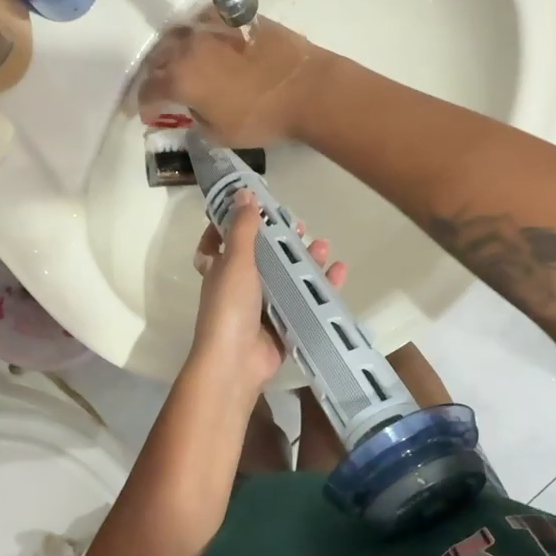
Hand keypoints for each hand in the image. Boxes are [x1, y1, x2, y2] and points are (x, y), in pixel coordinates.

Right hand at [137, 17, 334, 147]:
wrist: (305, 89)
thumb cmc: (261, 119)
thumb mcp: (220, 134)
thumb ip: (196, 121)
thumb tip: (192, 110)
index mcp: (180, 79)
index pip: (148, 90)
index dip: (145, 105)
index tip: (149, 115)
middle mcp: (188, 48)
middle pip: (157, 59)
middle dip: (154, 76)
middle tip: (160, 89)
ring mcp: (210, 27)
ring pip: (177, 35)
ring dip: (171, 51)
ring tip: (178, 64)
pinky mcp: (232, 17)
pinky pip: (203, 21)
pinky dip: (196, 34)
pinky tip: (205, 44)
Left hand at [187, 188, 346, 392]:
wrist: (235, 362)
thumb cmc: (230, 307)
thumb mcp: (236, 261)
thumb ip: (243, 228)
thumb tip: (243, 193)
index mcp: (220, 270)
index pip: (218, 242)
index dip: (232, 224)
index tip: (252, 209)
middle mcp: (239, 287)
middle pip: (262, 257)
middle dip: (282, 240)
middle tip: (301, 226)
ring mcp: (262, 308)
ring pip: (286, 278)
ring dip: (305, 260)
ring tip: (323, 246)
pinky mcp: (283, 326)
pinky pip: (304, 301)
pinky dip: (321, 287)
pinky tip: (338, 272)